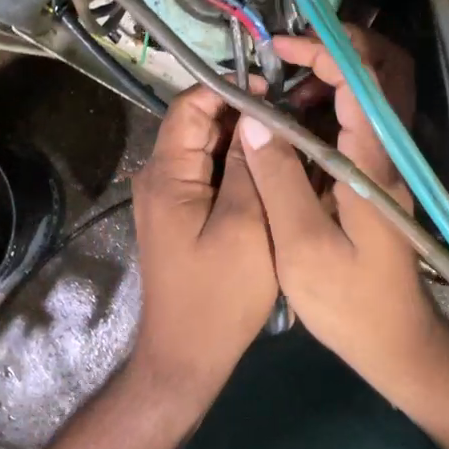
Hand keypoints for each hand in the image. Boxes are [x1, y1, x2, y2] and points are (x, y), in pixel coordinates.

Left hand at [128, 85, 276, 398]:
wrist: (187, 358)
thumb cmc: (218, 294)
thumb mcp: (245, 225)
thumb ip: (249, 166)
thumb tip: (255, 115)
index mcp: (166, 174)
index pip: (190, 105)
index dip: (228, 89)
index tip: (272, 90)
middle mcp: (158, 177)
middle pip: (198, 124)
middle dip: (241, 113)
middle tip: (290, 112)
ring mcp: (167, 197)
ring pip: (205, 148)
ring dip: (241, 140)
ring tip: (287, 135)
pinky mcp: (180, 215)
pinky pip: (207, 173)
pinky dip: (235, 165)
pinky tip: (270, 168)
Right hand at [239, 27, 443, 384]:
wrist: (398, 344)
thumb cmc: (350, 301)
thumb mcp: (300, 246)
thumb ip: (279, 179)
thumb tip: (255, 120)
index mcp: (372, 161)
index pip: (359, 81)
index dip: (321, 52)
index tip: (279, 46)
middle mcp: (385, 153)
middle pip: (369, 78)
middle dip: (327, 54)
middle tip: (279, 58)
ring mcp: (383, 166)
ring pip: (361, 99)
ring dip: (323, 82)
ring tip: (276, 92)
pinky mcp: (374, 180)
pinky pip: (352, 126)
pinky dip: (323, 111)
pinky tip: (289, 129)